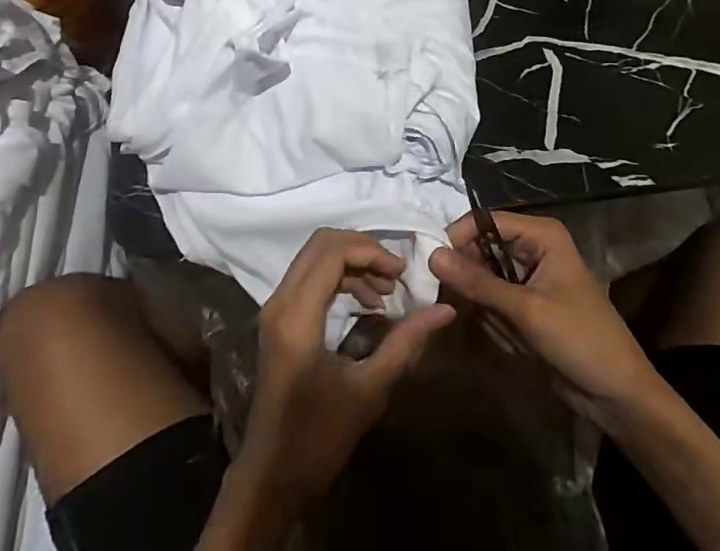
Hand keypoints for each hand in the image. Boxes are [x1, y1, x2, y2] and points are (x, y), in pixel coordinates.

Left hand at [236, 229, 455, 506]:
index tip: (402, 274)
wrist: (272, 476)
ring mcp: (275, 310)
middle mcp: (279, 302)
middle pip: (321, 244)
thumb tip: (446, 310)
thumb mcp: (370, 388)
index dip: (372, 252)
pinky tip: (368, 304)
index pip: (332, 252)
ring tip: (386, 292)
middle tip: (395, 274)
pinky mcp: (279, 321)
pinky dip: (341, 278)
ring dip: (353, 263)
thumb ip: (407, 342)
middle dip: (363, 250)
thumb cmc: (319, 436)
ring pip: (315, 257)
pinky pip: (310, 277)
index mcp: (296, 315)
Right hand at [428, 212, 657, 420]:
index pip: (485, 221)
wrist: (616, 392)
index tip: (430, 265)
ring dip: (482, 306)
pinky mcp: (525, 304)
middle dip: (468, 278)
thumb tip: (432, 255)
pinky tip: (512, 342)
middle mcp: (534, 247)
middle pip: (481, 249)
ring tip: (503, 330)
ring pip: (483, 279)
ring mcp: (529, 277)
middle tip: (452, 305)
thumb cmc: (580, 339)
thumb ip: (478, 283)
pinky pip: (493, 301)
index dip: (457, 238)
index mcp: (542, 234)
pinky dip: (493, 320)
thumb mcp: (526, 310)